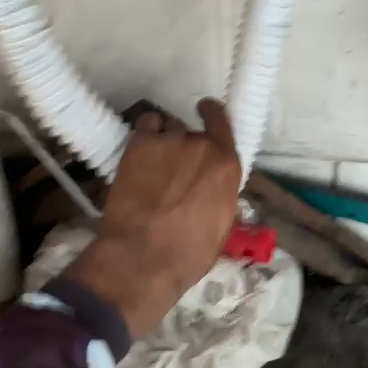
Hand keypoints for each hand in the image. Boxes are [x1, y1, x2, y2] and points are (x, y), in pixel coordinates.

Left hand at [65, 99, 242, 337]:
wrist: (143, 256)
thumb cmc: (188, 253)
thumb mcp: (221, 227)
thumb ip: (221, 197)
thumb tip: (215, 192)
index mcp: (227, 165)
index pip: (223, 124)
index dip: (213, 115)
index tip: (206, 111)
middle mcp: (202, 145)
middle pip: (193, 133)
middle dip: (186, 147)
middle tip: (175, 168)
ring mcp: (170, 140)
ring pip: (170, 128)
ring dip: (165, 141)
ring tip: (154, 163)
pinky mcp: (141, 143)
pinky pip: (147, 123)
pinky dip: (146, 133)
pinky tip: (140, 150)